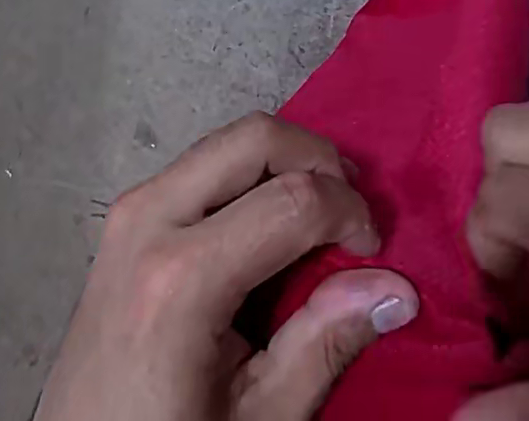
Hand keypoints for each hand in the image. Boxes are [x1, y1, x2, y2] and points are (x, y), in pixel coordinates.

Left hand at [35, 112, 418, 420]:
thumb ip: (324, 342)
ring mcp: (134, 204)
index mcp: (180, 277)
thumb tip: (397, 288)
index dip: (348, 213)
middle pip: (255, 136)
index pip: (290, 200)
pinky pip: (207, 160)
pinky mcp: (131, 208)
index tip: (371, 251)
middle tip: (349, 211)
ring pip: (230, 137)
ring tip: (318, 212)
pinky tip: (271, 218)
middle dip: (318, 159)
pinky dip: (254, 171)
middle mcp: (150, 216)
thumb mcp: (258, 420)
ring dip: (286, 160)